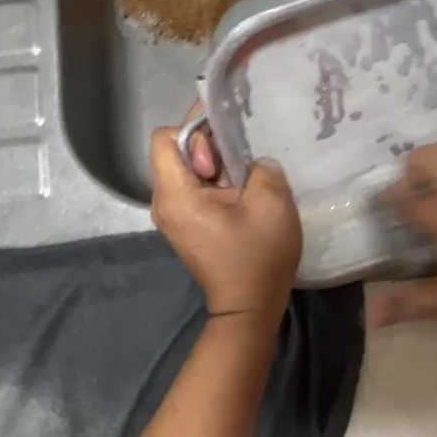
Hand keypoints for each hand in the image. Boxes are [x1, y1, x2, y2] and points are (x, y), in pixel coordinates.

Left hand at [149, 123, 301, 320]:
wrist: (250, 307)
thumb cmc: (257, 256)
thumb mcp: (271, 202)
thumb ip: (260, 166)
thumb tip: (250, 163)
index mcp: (175, 195)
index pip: (164, 138)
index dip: (195, 130)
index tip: (224, 149)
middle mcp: (165, 203)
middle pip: (174, 151)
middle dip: (208, 146)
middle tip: (240, 161)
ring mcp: (174, 216)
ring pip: (186, 170)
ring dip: (215, 165)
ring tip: (245, 176)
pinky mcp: (187, 225)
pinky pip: (194, 189)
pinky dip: (215, 183)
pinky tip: (241, 193)